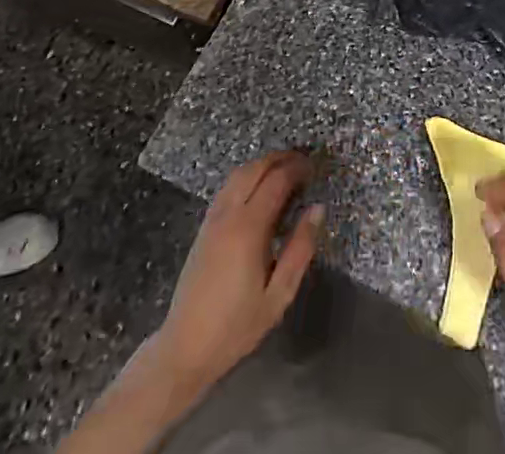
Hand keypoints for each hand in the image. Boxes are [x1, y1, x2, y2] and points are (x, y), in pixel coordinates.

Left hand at [147, 150, 323, 389]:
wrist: (186, 345)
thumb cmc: (238, 325)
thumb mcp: (279, 293)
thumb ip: (300, 248)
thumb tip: (317, 208)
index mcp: (248, 229)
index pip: (275, 182)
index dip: (297, 168)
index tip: (315, 167)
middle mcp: (227, 216)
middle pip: (253, 169)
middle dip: (279, 158)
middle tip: (303, 160)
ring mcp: (211, 220)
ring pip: (236, 175)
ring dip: (261, 165)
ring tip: (286, 169)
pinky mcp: (204, 228)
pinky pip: (227, 189)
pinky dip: (246, 177)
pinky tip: (259, 189)